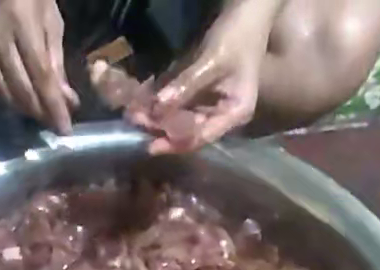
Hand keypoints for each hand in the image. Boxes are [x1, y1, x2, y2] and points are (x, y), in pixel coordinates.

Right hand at [0, 0, 76, 133]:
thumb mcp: (51, 21)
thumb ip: (57, 61)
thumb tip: (66, 100)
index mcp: (23, 26)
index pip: (41, 77)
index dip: (53, 106)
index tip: (64, 129)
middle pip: (21, 91)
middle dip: (40, 112)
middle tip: (54, 123)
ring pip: (5, 95)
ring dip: (24, 110)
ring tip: (40, 114)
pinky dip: (8, 102)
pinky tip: (20, 104)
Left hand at [138, 0, 277, 151]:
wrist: (246, 10)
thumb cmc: (238, 34)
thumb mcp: (214, 60)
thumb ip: (187, 85)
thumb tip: (158, 107)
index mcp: (234, 113)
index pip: (201, 138)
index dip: (174, 144)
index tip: (150, 145)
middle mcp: (221, 117)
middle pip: (186, 133)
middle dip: (159, 129)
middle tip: (135, 122)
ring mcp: (209, 108)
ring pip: (177, 122)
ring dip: (154, 119)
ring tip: (132, 113)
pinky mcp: (198, 98)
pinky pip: (175, 108)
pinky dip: (159, 107)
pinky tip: (141, 103)